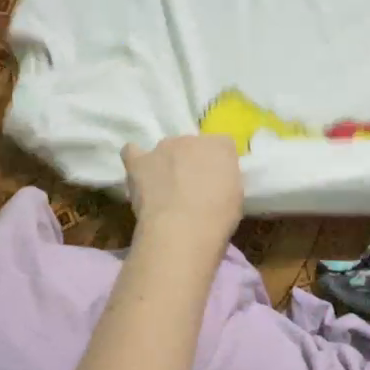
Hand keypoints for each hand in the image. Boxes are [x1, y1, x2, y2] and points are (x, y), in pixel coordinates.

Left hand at [122, 135, 243, 245]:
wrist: (182, 230)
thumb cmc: (217, 218)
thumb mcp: (236, 197)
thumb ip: (224, 181)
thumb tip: (214, 183)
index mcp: (221, 146)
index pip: (222, 146)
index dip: (218, 164)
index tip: (217, 182)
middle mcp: (191, 139)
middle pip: (191, 145)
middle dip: (191, 163)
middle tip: (192, 189)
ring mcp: (162, 148)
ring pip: (165, 150)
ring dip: (166, 164)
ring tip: (165, 190)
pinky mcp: (138, 162)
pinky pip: (132, 152)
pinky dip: (136, 160)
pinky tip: (140, 173)